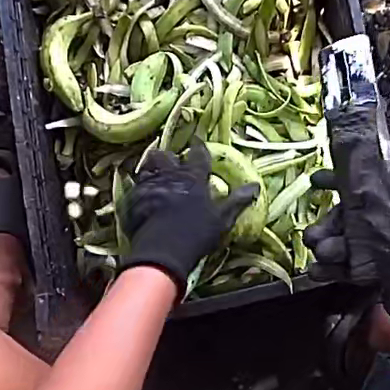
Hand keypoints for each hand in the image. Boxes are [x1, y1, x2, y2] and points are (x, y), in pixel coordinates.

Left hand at [118, 141, 258, 295]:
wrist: (163, 250)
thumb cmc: (197, 234)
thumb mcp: (222, 219)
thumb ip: (237, 201)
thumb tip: (255, 185)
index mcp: (194, 179)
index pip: (198, 155)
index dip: (198, 147)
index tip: (197, 139)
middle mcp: (171, 177)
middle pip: (165, 157)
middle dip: (167, 155)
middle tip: (170, 159)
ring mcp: (150, 186)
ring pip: (147, 168)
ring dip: (150, 168)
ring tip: (153, 171)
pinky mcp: (134, 199)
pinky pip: (134, 186)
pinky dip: (138, 186)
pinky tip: (140, 191)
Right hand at [304, 109, 389, 389]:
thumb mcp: (370, 190)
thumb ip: (351, 156)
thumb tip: (340, 110)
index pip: (356, 174)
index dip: (331, 179)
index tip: (313, 184)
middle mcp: (387, 210)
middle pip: (343, 211)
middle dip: (326, 224)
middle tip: (314, 237)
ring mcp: (383, 240)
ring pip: (342, 238)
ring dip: (328, 247)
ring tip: (326, 256)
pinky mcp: (379, 267)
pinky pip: (347, 262)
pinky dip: (333, 267)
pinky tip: (321, 272)